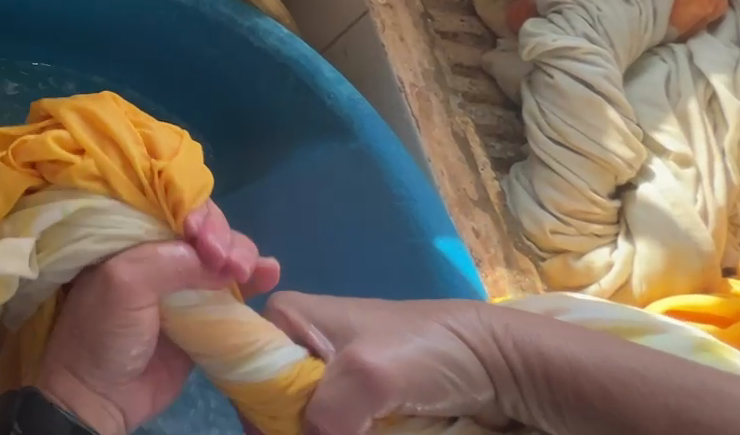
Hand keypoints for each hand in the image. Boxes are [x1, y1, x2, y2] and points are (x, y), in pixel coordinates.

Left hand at [37, 201, 279, 434]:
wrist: (103, 395)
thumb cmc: (102, 330)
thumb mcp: (123, 283)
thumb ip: (167, 262)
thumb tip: (217, 259)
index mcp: (130, 232)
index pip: (169, 202)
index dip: (194, 211)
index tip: (201, 234)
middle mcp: (157, 249)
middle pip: (203, 225)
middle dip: (222, 235)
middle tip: (227, 262)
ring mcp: (182, 280)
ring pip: (222, 253)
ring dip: (242, 254)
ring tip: (249, 270)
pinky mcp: (203, 312)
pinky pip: (232, 287)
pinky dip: (254, 277)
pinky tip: (270, 273)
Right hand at [263, 293, 511, 434]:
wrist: (495, 365)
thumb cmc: (424, 350)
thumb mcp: (369, 373)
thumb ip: (328, 410)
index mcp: (283, 318)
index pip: (244, 367)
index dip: (256, 409)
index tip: (279, 433)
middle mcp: (296, 344)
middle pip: (272, 402)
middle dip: (289, 429)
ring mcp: (328, 377)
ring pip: (302, 423)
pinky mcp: (356, 404)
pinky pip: (328, 428)